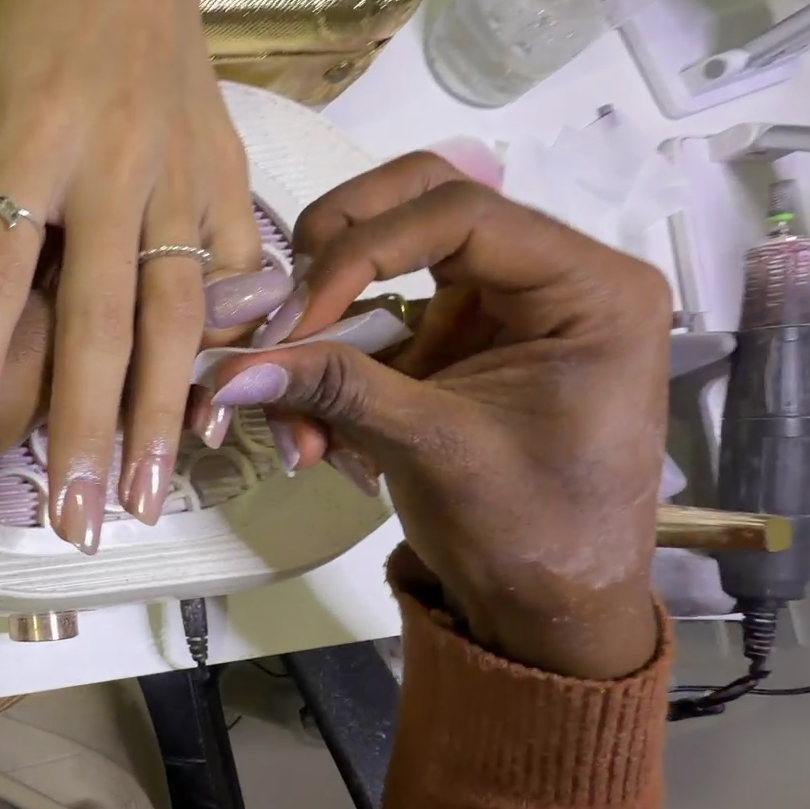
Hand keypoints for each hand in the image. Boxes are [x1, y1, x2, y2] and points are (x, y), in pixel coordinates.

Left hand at [0, 0, 273, 551]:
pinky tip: (221, 409)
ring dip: (163, 416)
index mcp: (33, 148)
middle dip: (85, 432)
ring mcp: (180, 178)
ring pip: (176, 317)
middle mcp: (112, 174)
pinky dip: (230, 340)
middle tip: (75, 521)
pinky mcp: (227, 174)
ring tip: (144, 498)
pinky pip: (234, 269)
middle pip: (96, 325)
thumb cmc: (33, 19)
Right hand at [198, 154, 668, 679]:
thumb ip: (335, 391)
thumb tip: (230, 371)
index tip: (295, 323)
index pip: (456, 212)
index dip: (359, 254)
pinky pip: (358, 334)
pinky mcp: (437, 350)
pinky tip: (312, 442)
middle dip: (332, 258)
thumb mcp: (432, 450)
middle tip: (284, 315)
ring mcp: (480, 313)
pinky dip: (320, 380)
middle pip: (414, 207)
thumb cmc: (529, 529)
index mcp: (579, 288)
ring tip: (296, 432)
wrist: (543, 601)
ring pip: (370, 275)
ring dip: (314, 345)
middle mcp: (532, 280)